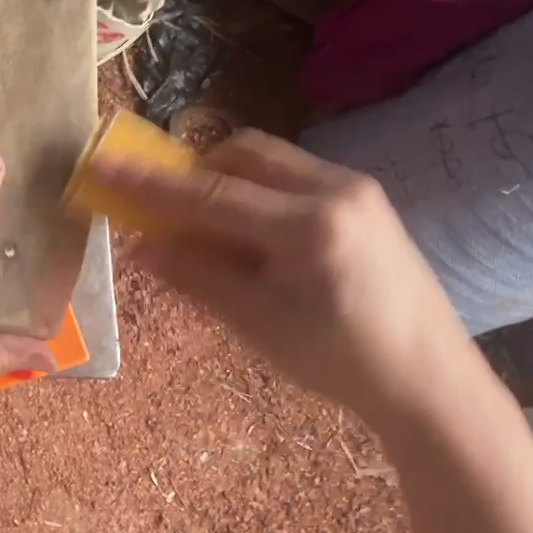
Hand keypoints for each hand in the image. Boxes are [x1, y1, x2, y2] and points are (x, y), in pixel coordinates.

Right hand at [88, 129, 483, 426]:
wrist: (430, 379)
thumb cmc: (339, 360)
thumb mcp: (256, 324)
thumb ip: (195, 277)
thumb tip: (139, 246)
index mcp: (308, 227)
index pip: (209, 195)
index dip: (148, 183)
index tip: (102, 167)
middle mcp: (336, 190)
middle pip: (242, 154)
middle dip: (193, 172)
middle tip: (164, 209)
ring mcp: (356, 190)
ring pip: (268, 160)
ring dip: (225, 181)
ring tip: (208, 228)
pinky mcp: (364, 200)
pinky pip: (291, 176)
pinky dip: (255, 192)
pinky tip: (250, 236)